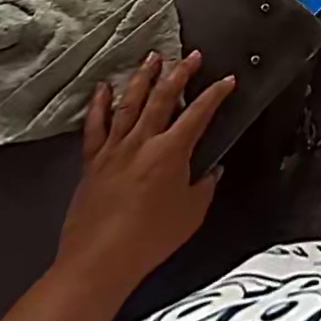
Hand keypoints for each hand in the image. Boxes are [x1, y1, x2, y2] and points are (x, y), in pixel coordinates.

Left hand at [56, 51, 234, 290]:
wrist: (97, 264)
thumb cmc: (148, 239)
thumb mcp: (192, 212)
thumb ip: (205, 185)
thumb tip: (211, 171)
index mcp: (171, 151)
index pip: (200, 112)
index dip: (217, 92)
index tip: (228, 80)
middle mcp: (143, 142)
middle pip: (163, 97)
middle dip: (181, 72)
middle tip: (191, 56)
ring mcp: (115, 149)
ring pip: (130, 103)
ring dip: (143, 77)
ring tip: (153, 57)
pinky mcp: (92, 162)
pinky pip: (95, 127)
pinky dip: (98, 105)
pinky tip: (102, 88)